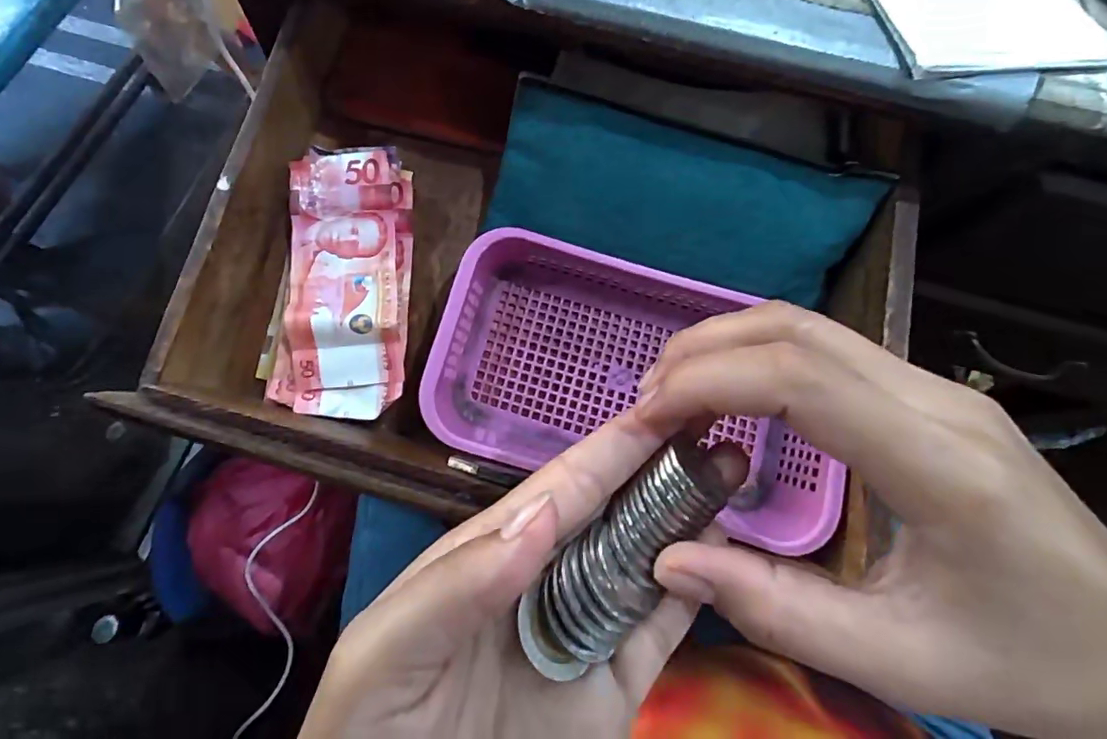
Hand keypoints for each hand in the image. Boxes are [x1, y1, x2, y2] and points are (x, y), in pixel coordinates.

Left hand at [301, 412, 705, 738]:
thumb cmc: (372, 726)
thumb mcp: (389, 648)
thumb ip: (460, 582)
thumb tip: (543, 515)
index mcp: (496, 549)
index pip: (566, 484)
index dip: (618, 441)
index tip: (671, 401)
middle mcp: (549, 574)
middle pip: (616, 509)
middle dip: (666, 464)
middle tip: (722, 426)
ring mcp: (585, 630)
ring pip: (647, 559)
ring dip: (688, 516)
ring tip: (734, 474)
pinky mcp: (614, 689)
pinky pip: (660, 634)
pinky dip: (693, 592)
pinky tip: (721, 558)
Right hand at [635, 302, 1106, 738]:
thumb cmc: (1037, 677)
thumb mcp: (899, 663)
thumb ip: (775, 609)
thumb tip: (671, 558)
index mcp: (940, 463)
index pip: (800, 377)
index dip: (709, 380)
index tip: (646, 416)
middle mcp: (939, 400)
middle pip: (799, 330)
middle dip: (708, 349)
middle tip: (648, 398)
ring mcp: (942, 390)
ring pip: (814, 328)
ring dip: (734, 345)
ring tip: (678, 392)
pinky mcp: (937, 397)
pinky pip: (835, 352)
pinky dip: (768, 359)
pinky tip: (740, 397)